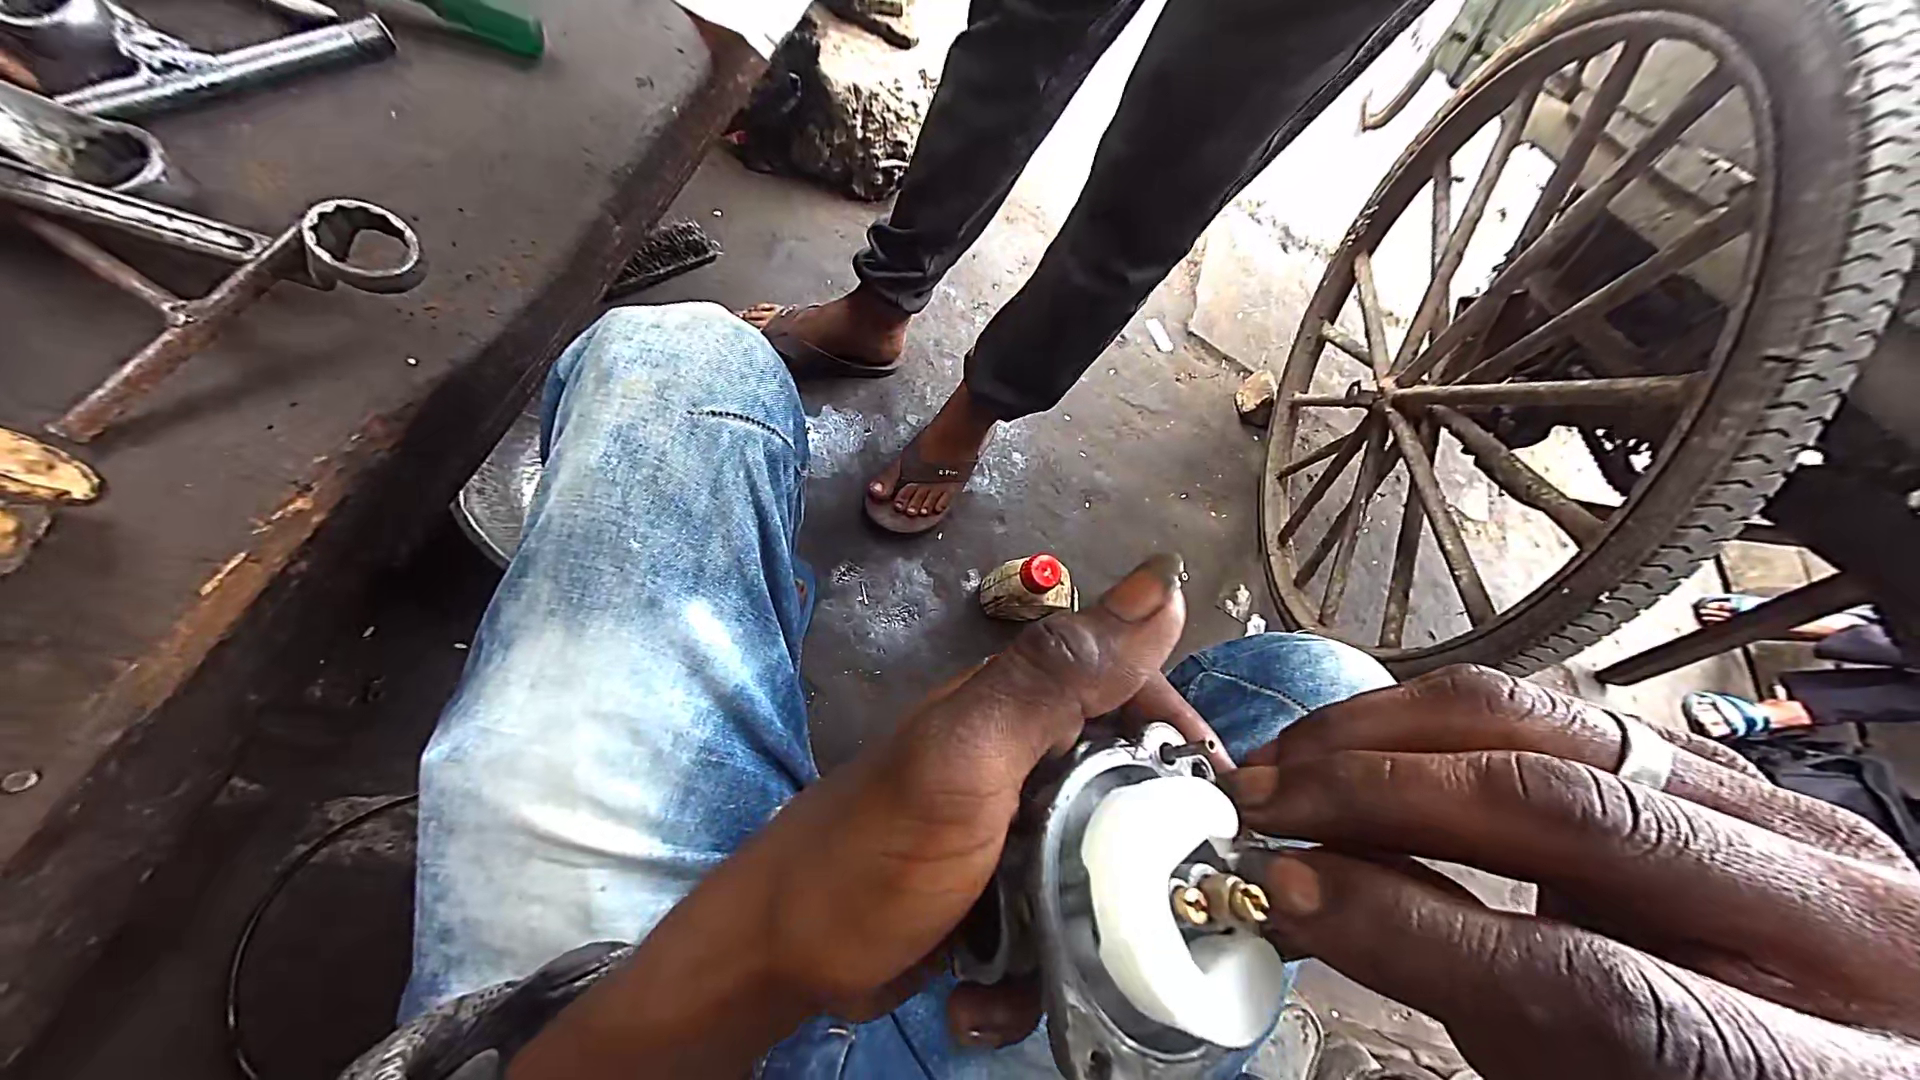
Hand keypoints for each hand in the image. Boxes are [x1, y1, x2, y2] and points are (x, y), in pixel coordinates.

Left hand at [746, 553, 1214, 1021]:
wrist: (792, 948)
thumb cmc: (882, 844)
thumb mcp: (972, 753)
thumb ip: (1057, 674)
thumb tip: (1158, 582)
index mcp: (1024, 704)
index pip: (1129, 686)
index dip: (1177, 732)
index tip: (1216, 802)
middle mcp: (1027, 750)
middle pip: (1128, 777)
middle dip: (1154, 841)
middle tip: (1167, 904)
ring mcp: (1018, 821)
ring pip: (1103, 853)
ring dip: (1101, 918)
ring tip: (1090, 966)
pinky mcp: (1008, 884)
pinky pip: (1061, 909)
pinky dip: (1049, 957)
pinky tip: (1005, 988)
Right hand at [1223, 665, 1919, 1079]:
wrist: (1805, 1031)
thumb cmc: (1671, 1075)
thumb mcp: (1575, 1077)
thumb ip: (1456, 983)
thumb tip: (1308, 883)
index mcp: (1823, 1071)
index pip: (1596, 985)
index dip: (1411, 927)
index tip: (1288, 886)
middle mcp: (1827, 912)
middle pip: (1557, 807)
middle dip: (1371, 792)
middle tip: (1260, 801)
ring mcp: (1761, 804)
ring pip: (1530, 717)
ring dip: (1370, 730)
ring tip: (1283, 759)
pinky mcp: (1688, 749)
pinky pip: (1522, 700)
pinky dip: (1405, 710)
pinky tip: (1343, 737)